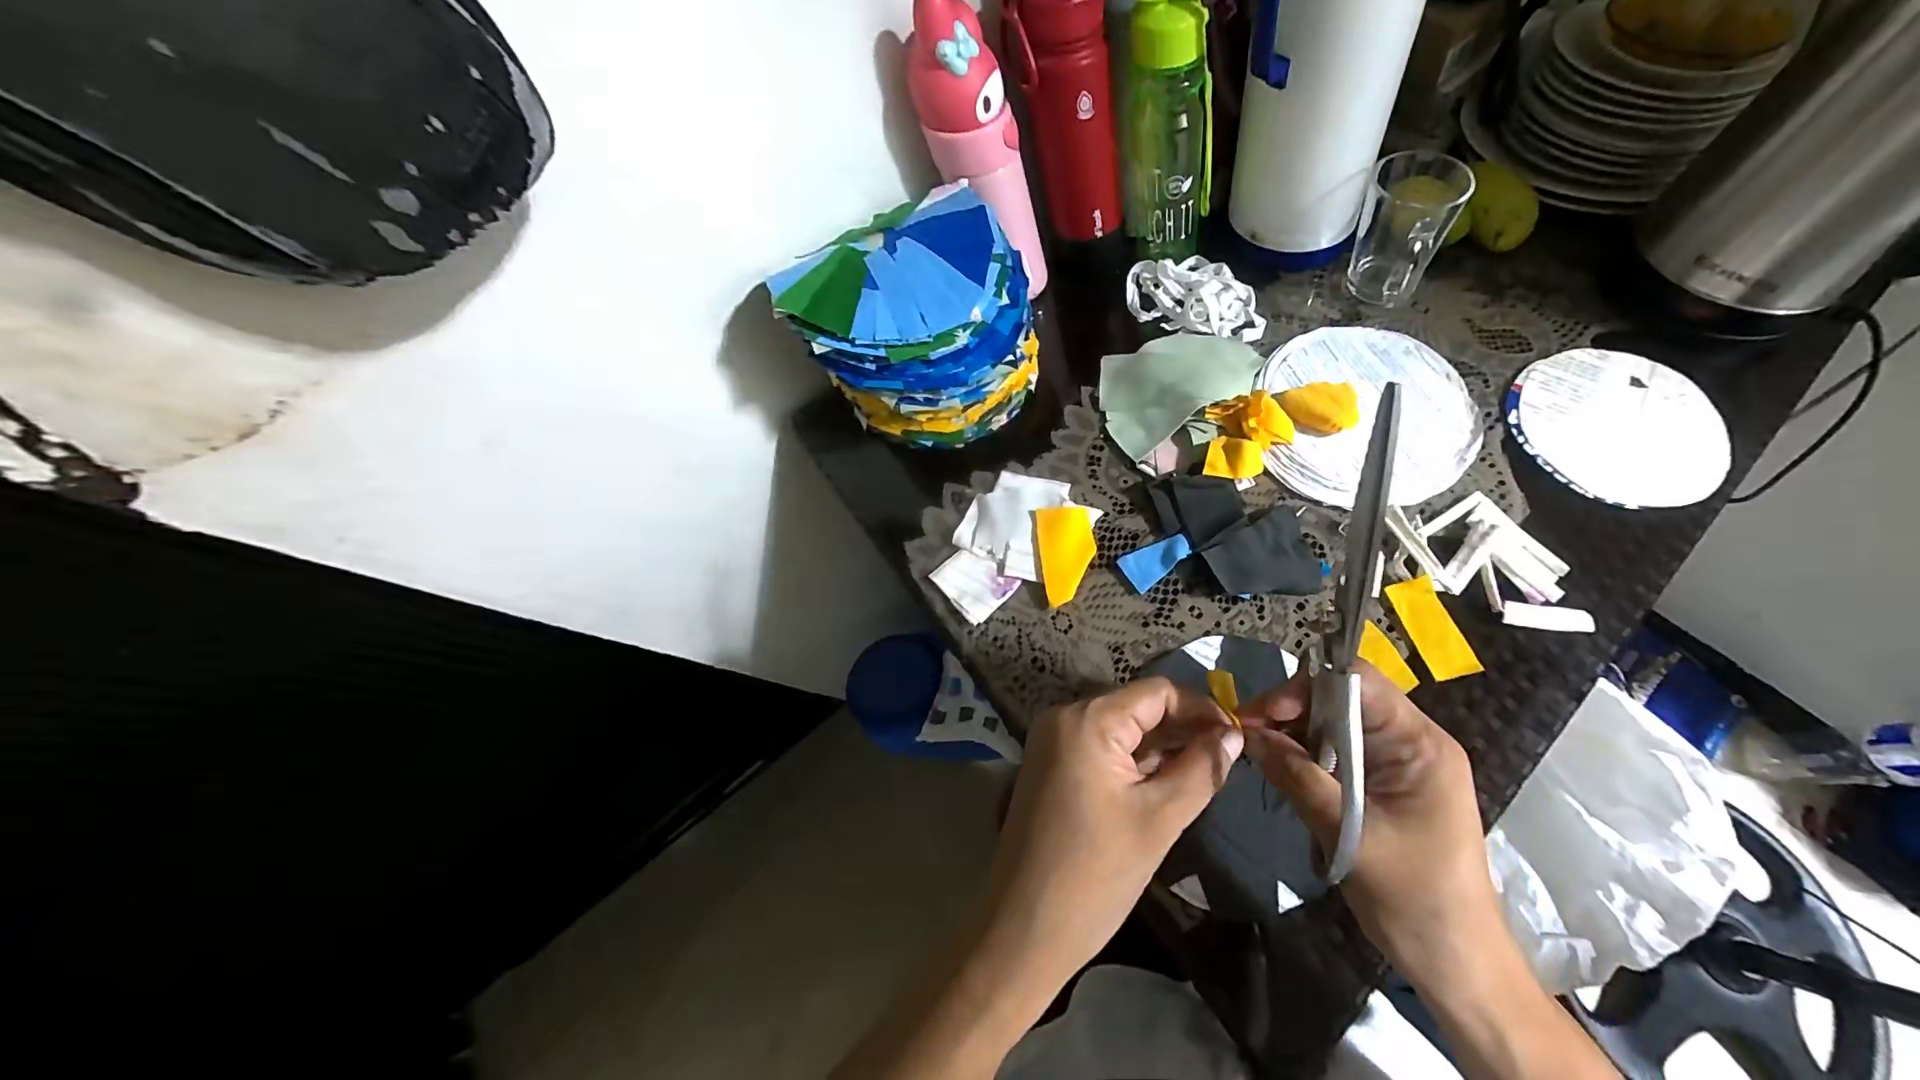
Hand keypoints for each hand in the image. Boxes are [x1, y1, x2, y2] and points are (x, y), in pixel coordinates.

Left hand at [981, 677, 1242, 984]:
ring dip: (1163, 745)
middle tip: (1231, 755)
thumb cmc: (1096, 873)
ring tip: (1210, 768)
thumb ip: (1201, 769)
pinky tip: (1171, 779)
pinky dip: (1135, 761)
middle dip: (1184, 727)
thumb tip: (1234, 734)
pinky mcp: (1052, 768)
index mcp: (1086, 720)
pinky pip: (1102, 750)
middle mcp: (1064, 718)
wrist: (1025, 927)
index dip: (1202, 708)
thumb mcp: (1159, 819)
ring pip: (1120, 730)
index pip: (1156, 693)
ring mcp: (1053, 743)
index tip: (1240, 736)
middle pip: (1137, 707)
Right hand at [1239, 664, 1498, 982]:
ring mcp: (1400, 763)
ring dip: (1295, 736)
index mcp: (1420, 744)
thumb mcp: (1346, 832)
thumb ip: (1297, 776)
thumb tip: (1248, 734)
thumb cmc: (1413, 896)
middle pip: (1341, 699)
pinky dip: (1308, 758)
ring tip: (1261, 757)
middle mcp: (1412, 742)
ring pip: (1335, 725)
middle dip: (1292, 712)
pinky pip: (1340, 752)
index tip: (1262, 716)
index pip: (1357, 681)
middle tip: (1248, 737)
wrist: (1456, 962)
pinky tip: (1285, 774)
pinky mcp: (1387, 783)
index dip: (1304, 688)